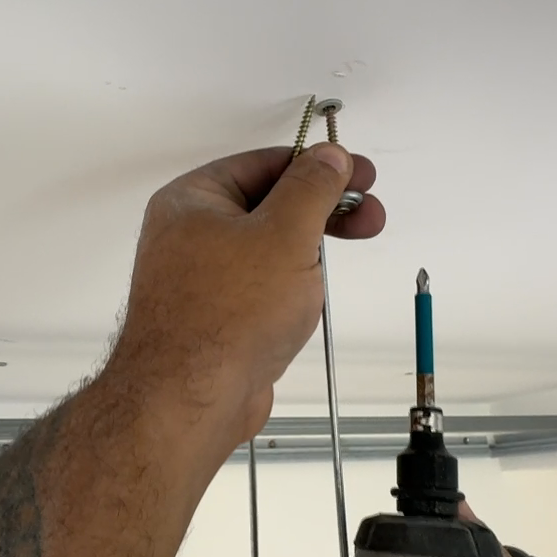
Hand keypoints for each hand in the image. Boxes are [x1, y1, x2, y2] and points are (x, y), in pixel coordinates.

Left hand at [104, 143, 384, 456]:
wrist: (192, 399)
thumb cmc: (225, 317)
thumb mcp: (284, 234)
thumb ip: (311, 188)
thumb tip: (328, 157)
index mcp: (193, 200)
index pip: (263, 164)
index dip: (318, 165)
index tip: (359, 176)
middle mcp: (189, 234)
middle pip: (267, 205)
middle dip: (321, 211)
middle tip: (367, 218)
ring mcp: (199, 278)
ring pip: (265, 249)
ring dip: (304, 253)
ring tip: (326, 271)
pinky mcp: (213, 315)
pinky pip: (258, 287)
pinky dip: (286, 287)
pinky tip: (302, 304)